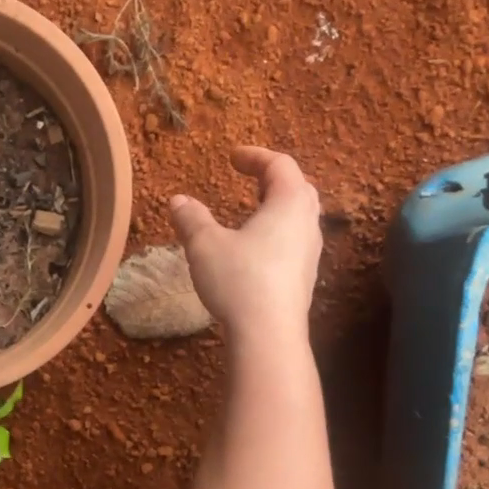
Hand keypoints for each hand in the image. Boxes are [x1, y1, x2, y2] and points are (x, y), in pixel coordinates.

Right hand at [168, 147, 322, 345]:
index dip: (255, 156)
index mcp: (288, 203)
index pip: (279, 165)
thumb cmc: (239, 279)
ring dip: (276, 208)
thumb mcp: (205, 245)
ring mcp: (310, 251)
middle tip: (250, 179)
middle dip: (273, 179)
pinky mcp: (304, 277)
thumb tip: (177, 200)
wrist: (268, 332)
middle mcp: (307, 222)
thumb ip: (192, 219)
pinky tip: (256, 250)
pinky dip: (276, 234)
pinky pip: (294, 243)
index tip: (233, 157)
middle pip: (297, 188)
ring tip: (253, 213)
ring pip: (299, 217)